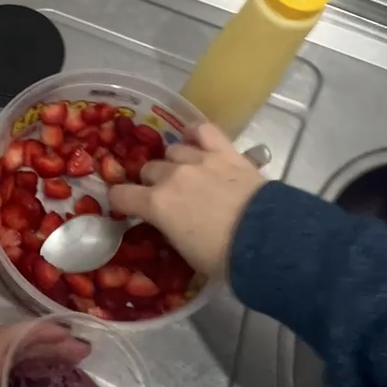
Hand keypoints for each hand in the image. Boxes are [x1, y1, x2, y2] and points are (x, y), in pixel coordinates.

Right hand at [108, 121, 264, 278]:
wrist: (266, 240)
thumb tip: (167, 220)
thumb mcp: (185, 250)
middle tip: (166, 195)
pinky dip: (195, 133)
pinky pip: (202, 130)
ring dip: (174, 162)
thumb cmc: (223, 257)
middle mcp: (171, 176)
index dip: (120, 201)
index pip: (121, 195)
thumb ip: (169, 228)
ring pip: (172, 150)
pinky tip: (195, 139)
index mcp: (156, 205)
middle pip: (148, 169)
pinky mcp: (224, 151)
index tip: (125, 207)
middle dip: (152, 182)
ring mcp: (197, 160)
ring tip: (186, 172)